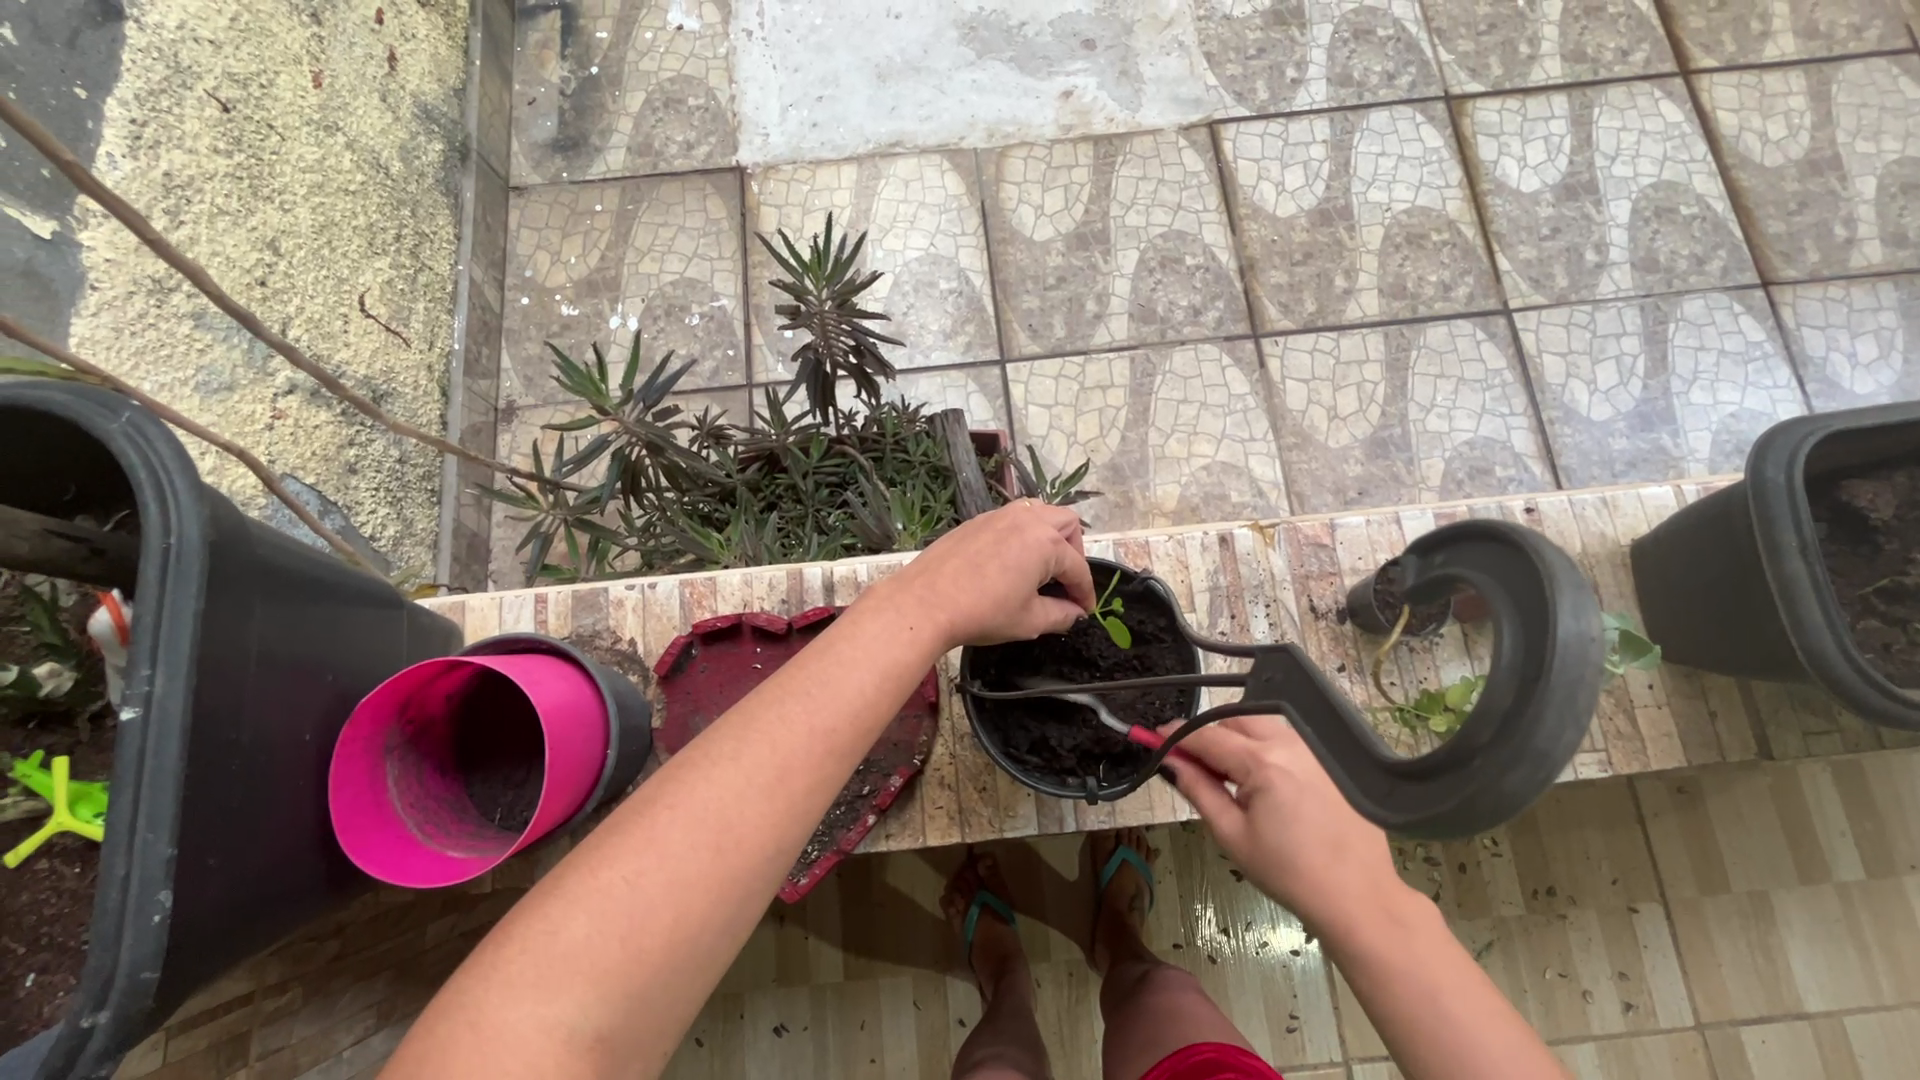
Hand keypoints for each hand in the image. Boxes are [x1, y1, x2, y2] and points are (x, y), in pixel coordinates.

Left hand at [873, 500, 1096, 649]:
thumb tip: (1074, 613)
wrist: (924, 602)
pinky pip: (1010, 520)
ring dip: (1049, 536)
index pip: (1078, 568)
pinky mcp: (975, 522)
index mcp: (1046, 542)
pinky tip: (1010, 563)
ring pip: (1038, 513)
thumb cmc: (982, 613)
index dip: (1085, 592)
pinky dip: (1021, 536)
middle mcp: (1026, 519)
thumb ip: (1060, 615)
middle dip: (1074, 552)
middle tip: (1065, 582)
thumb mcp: (1029, 621)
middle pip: (1066, 524)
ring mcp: (998, 516)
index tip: (1085, 610)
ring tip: (1041, 566)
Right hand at [1162, 715, 1413, 937]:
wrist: (1358, 896)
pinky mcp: (1329, 761)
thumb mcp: (1231, 834)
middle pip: (1235, 718)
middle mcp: (1289, 743)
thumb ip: (1198, 789)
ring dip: (1237, 738)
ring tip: (1229, 776)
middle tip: (1194, 764)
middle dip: (1209, 733)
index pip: (1207, 736)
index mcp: (1262, 763)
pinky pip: (1286, 739)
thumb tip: (1170, 761)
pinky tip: (1262, 782)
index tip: (1152, 738)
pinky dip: (1263, 747)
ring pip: (1262, 725)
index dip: (1176, 736)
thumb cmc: (1288, 872)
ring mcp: (1314, 749)